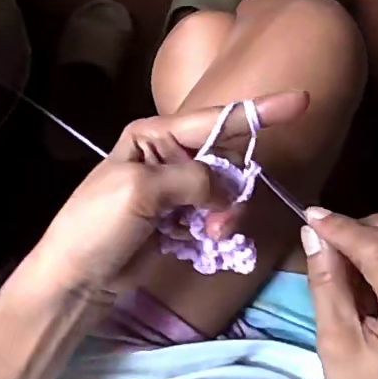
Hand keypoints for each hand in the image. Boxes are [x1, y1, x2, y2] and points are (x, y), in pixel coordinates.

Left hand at [18, 91, 309, 298]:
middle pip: (225, 159)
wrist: (76, 277)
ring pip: (224, 193)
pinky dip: (213, 231)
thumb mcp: (140, 191)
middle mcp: (166, 155)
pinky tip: (195, 244)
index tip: (300, 101)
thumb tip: (226, 189)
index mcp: (152, 136)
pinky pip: (213, 216)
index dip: (257, 112)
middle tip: (219, 222)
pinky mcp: (178, 218)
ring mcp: (174, 188)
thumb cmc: (97, 225)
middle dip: (232, 188)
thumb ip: (191, 180)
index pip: (213, 120)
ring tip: (204, 236)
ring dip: (223, 215)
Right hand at [303, 210, 377, 378]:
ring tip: (334, 267)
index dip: (342, 227)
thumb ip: (327, 282)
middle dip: (351, 231)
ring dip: (360, 240)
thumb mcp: (334, 341)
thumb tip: (313, 232)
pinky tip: (354, 277)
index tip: (308, 215)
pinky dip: (371, 253)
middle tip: (317, 246)